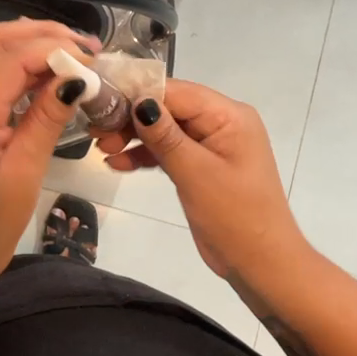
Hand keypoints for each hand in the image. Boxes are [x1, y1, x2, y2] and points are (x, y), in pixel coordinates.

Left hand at [0, 19, 94, 280]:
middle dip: (42, 35)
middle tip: (87, 46)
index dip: (54, 49)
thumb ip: (48, 116)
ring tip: (74, 54)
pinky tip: (47, 71)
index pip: (12, 58)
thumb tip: (78, 77)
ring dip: (29, 43)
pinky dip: (15, 60)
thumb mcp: (27, 168)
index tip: (93, 58)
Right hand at [92, 79, 303, 276]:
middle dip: (130, 117)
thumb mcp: (196, 173)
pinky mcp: (200, 165)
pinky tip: (117, 163)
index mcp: (228, 115)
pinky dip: (144, 155)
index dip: (137, 94)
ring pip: (164, 129)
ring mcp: (210, 145)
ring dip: (132, 136)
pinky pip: (167, 150)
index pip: (175, 92)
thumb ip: (165, 136)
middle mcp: (220, 122)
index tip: (100, 103)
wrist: (261, 263)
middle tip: (95, 131)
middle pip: (168, 107)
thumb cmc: (234, 215)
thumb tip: (139, 101)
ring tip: (101, 147)